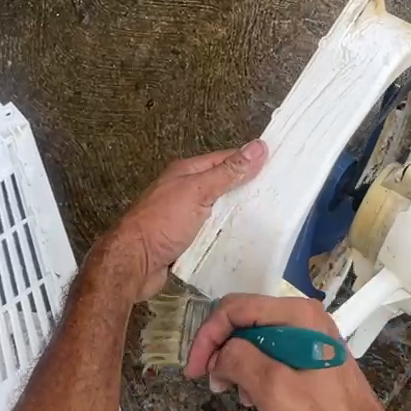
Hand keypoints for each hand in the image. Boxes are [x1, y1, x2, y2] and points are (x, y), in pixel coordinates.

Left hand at [89, 140, 267, 302]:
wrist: (133, 263)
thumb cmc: (162, 223)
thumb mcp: (199, 191)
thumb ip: (228, 172)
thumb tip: (257, 147)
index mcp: (186, 173)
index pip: (225, 160)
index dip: (248, 161)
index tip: (275, 164)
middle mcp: (185, 191)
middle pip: (222, 187)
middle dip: (245, 191)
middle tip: (276, 195)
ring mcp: (184, 217)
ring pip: (218, 212)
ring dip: (235, 216)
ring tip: (265, 219)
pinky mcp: (184, 240)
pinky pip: (211, 235)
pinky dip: (224, 237)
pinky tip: (241, 241)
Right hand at [184, 294, 406, 410]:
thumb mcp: (271, 388)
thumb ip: (239, 359)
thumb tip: (220, 354)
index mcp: (296, 313)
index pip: (236, 308)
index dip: (209, 336)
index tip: (194, 369)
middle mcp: (304, 314)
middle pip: (246, 317)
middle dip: (221, 347)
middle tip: (209, 381)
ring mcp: (310, 332)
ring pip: (257, 334)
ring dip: (237, 359)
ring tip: (231, 391)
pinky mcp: (312, 352)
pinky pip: (273, 348)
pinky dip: (255, 367)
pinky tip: (253, 394)